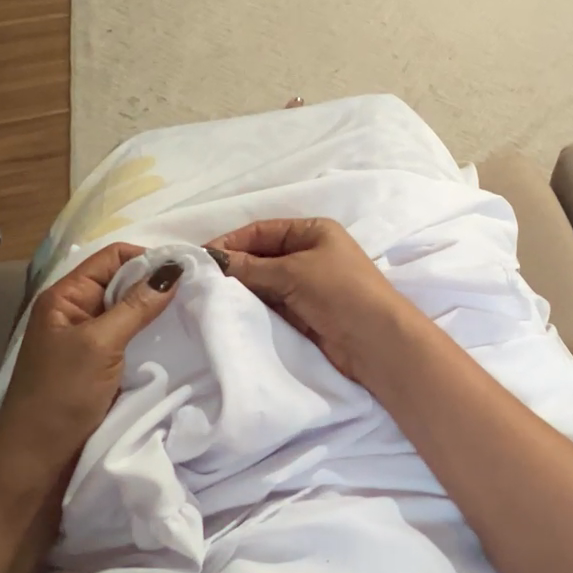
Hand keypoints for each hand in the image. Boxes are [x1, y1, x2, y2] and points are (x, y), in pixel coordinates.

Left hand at [0, 244, 180, 481]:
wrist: (37, 464)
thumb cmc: (61, 396)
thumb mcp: (100, 344)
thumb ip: (137, 305)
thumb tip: (174, 269)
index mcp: (65, 296)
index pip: (113, 257)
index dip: (149, 258)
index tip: (188, 270)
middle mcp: (76, 311)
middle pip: (123, 280)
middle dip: (157, 283)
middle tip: (198, 291)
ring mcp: (88, 339)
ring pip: (130, 310)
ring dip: (157, 311)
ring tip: (192, 312)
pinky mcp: (101, 364)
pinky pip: (132, 336)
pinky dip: (152, 334)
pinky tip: (175, 338)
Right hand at [208, 218, 421, 381]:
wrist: (375, 342)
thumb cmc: (340, 292)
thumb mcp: (293, 272)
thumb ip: (251, 267)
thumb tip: (212, 261)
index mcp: (313, 231)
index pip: (262, 230)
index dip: (231, 241)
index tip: (199, 258)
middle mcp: (310, 253)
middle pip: (261, 255)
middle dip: (233, 266)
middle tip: (197, 281)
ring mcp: (307, 284)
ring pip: (263, 281)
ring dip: (240, 288)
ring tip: (207, 297)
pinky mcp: (304, 313)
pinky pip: (271, 303)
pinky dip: (252, 306)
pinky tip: (229, 312)